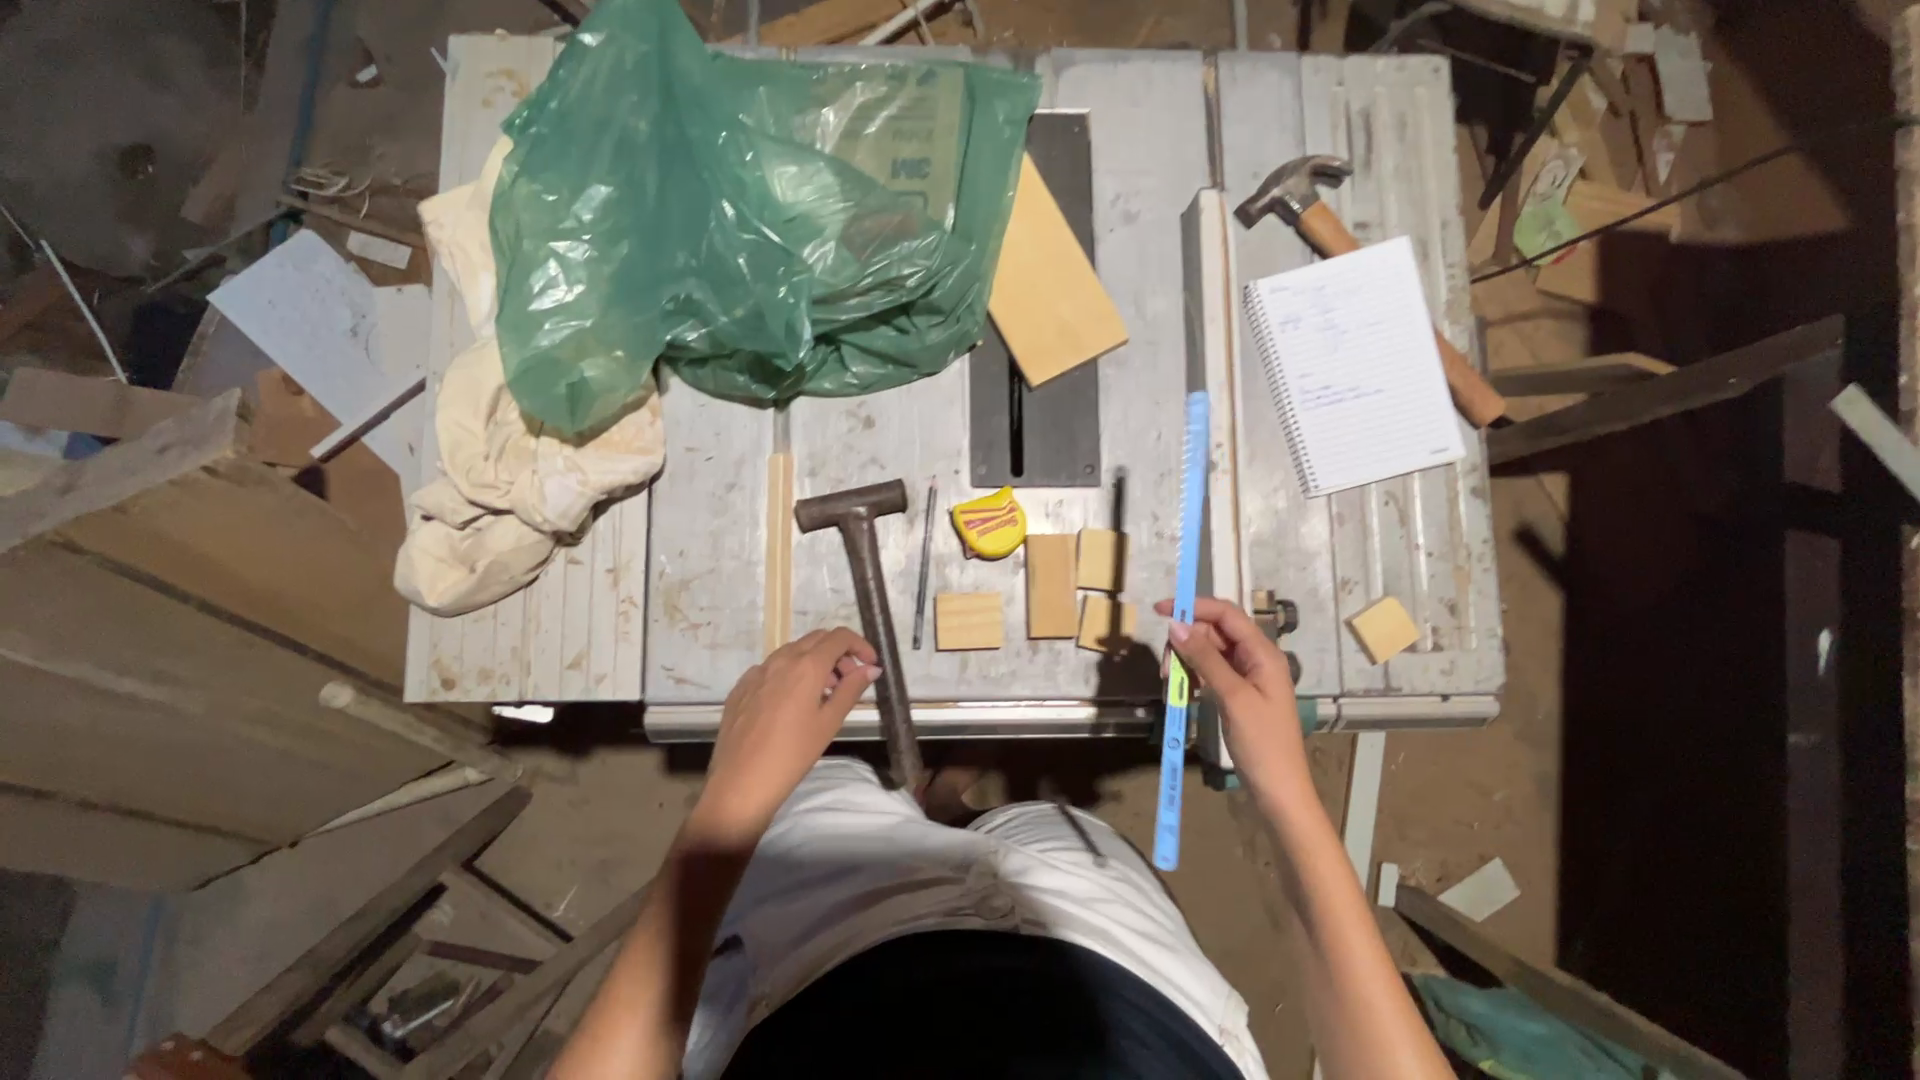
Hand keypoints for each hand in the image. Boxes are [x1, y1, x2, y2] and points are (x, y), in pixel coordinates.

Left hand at [692, 628, 880, 843]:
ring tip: (822, 695)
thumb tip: (871, 669)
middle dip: (838, 653)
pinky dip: (789, 674)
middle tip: (849, 681)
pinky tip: (790, 704)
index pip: (839, 637)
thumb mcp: (829, 723)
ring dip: (814, 662)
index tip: (870, 665)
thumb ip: (851, 689)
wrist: (741, 783)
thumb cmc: (793, 755)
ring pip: (792, 652)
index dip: (859, 645)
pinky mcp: (740, 687)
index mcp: (806, 666)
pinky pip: (771, 668)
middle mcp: (780, 660)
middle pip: (816, 639)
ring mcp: (756, 672)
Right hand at [1155, 597, 1306, 798]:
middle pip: (1215, 631)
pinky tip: (1182, 690)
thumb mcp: (1232, 697)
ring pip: (1209, 652)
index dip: (1194, 606)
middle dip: (1185, 639)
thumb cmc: (1262, 743)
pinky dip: (1193, 676)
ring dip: (1186, 659)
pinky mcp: (1238, 694)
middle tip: (1163, 666)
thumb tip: (1175, 625)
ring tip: (1170, 682)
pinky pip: (1210, 672)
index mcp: (1263, 653)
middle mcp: (1256, 658)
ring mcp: (1247, 677)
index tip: (1160, 610)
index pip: (1226, 614)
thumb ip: (1204, 658)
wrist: (1279, 790)